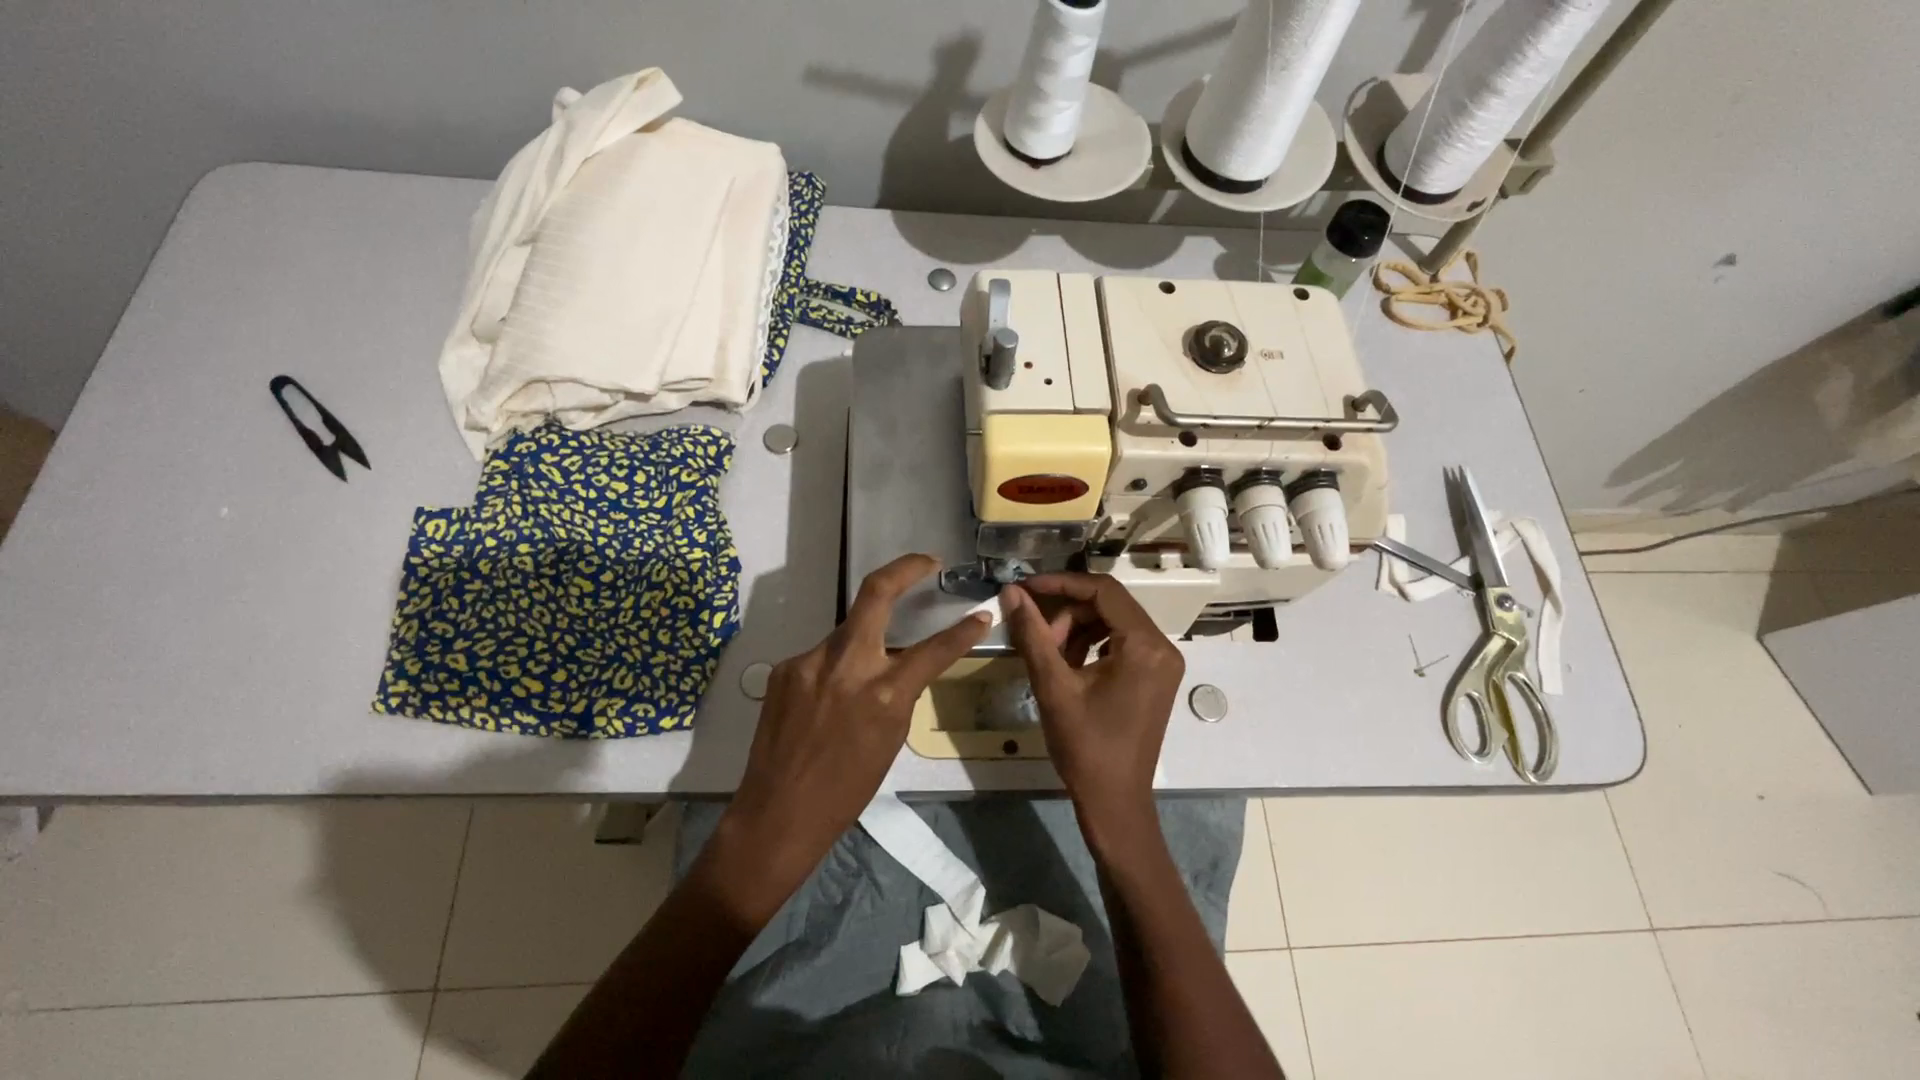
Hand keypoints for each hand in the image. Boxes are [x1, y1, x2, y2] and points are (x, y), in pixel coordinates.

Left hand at [722, 554, 990, 880]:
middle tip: (926, 562)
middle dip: (905, 569)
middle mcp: (846, 665)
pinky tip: (826, 703)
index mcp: (883, 693)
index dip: (964, 631)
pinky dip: (833, 670)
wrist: (779, 812)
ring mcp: (809, 662)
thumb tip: (899, 667)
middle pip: (875, 593)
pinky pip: (820, 658)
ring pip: (846, 633)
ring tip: (863, 678)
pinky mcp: (784, 669)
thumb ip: (897, 695)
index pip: (935, 649)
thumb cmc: (845, 791)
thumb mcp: (890, 740)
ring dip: (863, 642)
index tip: (981, 614)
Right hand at [1001, 573, 1185, 819]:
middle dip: (1066, 613)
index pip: (1103, 591)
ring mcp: (1162, 663)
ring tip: (1049, 657)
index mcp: (1145, 646)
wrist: (1114, 801)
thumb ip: (1032, 634)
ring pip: (1113, 622)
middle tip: (1036, 638)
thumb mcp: (1053, 686)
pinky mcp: (1155, 677)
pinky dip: (1091, 645)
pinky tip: (1067, 667)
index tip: (1024, 589)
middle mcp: (1162, 647)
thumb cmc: (1085, 746)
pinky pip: (1121, 643)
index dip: (1060, 584)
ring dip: (1076, 629)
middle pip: (1109, 604)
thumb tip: (1011, 593)